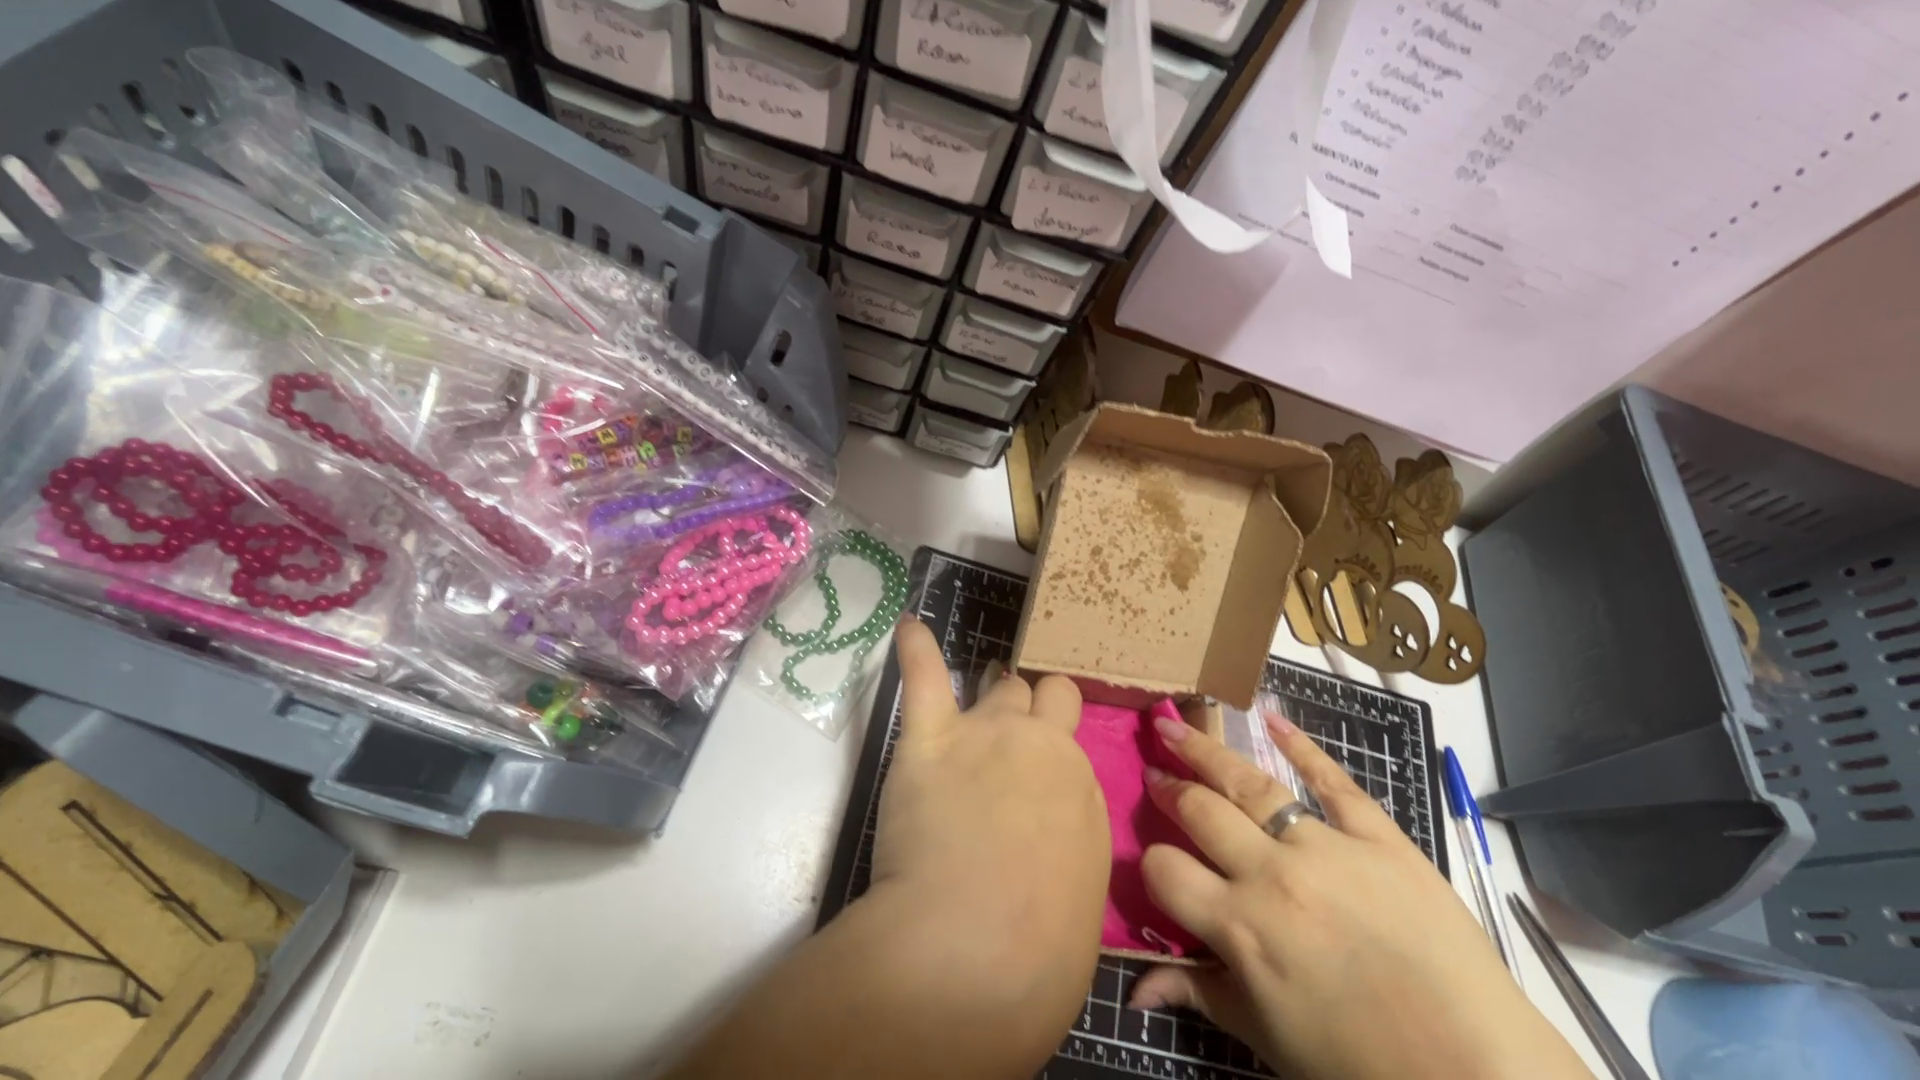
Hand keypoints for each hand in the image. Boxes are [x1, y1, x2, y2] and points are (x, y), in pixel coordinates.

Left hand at [662, 621, 1108, 1079]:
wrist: (978, 950)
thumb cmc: (1039, 954)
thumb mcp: (1078, 906)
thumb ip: (1063, 863)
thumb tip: (1047, 864)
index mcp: (1085, 793)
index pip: (1073, 752)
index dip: (1054, 758)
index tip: (1038, 772)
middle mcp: (1044, 749)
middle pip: (1046, 699)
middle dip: (1035, 705)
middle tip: (1015, 722)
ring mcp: (986, 736)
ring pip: (1000, 687)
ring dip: (991, 692)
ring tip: (975, 691)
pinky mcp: (928, 740)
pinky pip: (924, 675)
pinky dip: (916, 649)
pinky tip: (908, 626)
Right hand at [1128, 710, 1591, 1079]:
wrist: (1471, 1065)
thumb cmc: (1356, 1059)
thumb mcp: (1264, 1035)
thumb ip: (1197, 992)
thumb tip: (1132, 992)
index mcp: (1239, 927)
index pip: (1165, 870)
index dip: (1151, 864)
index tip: (1153, 860)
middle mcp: (1272, 875)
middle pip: (1200, 812)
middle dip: (1168, 788)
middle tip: (1152, 768)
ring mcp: (1328, 848)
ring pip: (1252, 785)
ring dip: (1206, 752)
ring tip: (1177, 726)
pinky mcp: (1380, 837)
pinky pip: (1334, 781)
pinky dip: (1301, 745)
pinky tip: (1270, 717)